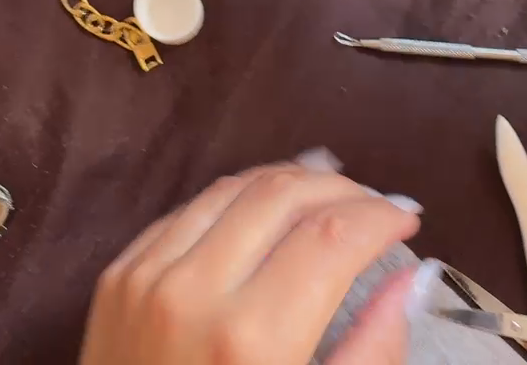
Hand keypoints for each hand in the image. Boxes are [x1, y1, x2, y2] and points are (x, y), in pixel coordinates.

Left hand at [77, 163, 421, 364]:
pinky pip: (186, 209)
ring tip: (326, 190)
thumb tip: (407, 278)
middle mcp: (195, 290)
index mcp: (251, 341)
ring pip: (231, 188)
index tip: (407, 218)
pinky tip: (260, 208)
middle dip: (338, 187)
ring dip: (285, 180)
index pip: (330, 239)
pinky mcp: (119, 272)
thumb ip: (367, 354)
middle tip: (372, 200)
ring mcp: (147, 274)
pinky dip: (233, 199)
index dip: (378, 217)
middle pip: (279, 195)